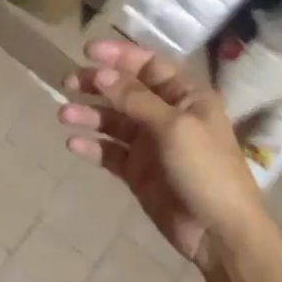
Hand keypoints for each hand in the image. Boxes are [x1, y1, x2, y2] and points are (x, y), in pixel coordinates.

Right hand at [58, 40, 267, 268]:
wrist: (217, 230)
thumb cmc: (205, 169)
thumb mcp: (173, 127)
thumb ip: (135, 99)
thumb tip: (100, 73)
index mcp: (187, 97)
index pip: (150, 65)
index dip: (119, 56)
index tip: (86, 51)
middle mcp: (168, 115)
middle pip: (126, 91)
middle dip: (97, 84)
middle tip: (67, 83)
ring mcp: (151, 145)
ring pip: (113, 121)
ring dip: (89, 115)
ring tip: (64, 116)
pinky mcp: (138, 172)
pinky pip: (110, 152)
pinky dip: (92, 146)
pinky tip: (74, 143)